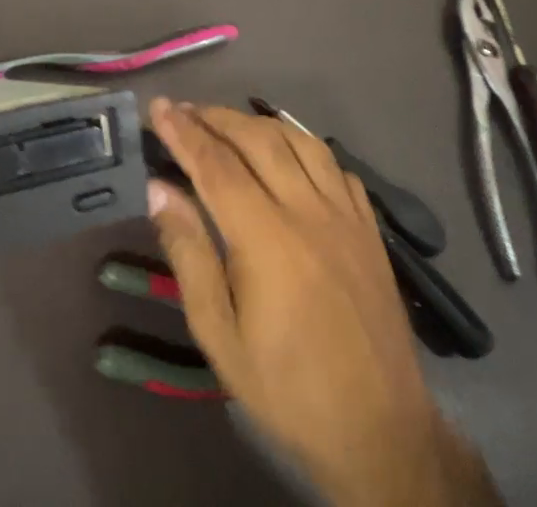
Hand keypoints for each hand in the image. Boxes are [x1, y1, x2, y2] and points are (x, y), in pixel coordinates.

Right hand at [145, 99, 498, 506]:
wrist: (379, 428)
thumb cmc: (284, 385)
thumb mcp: (217, 331)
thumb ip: (188, 252)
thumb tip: (159, 190)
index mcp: (267, 238)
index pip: (216, 166)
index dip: (183, 132)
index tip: (158, 107)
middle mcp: (310, 214)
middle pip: (260, 141)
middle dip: (216, 118)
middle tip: (182, 110)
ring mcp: (348, 220)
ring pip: (303, 143)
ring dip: (259, 123)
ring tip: (226, 122)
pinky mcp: (370, 233)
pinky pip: (337, 168)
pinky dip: (304, 146)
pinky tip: (287, 153)